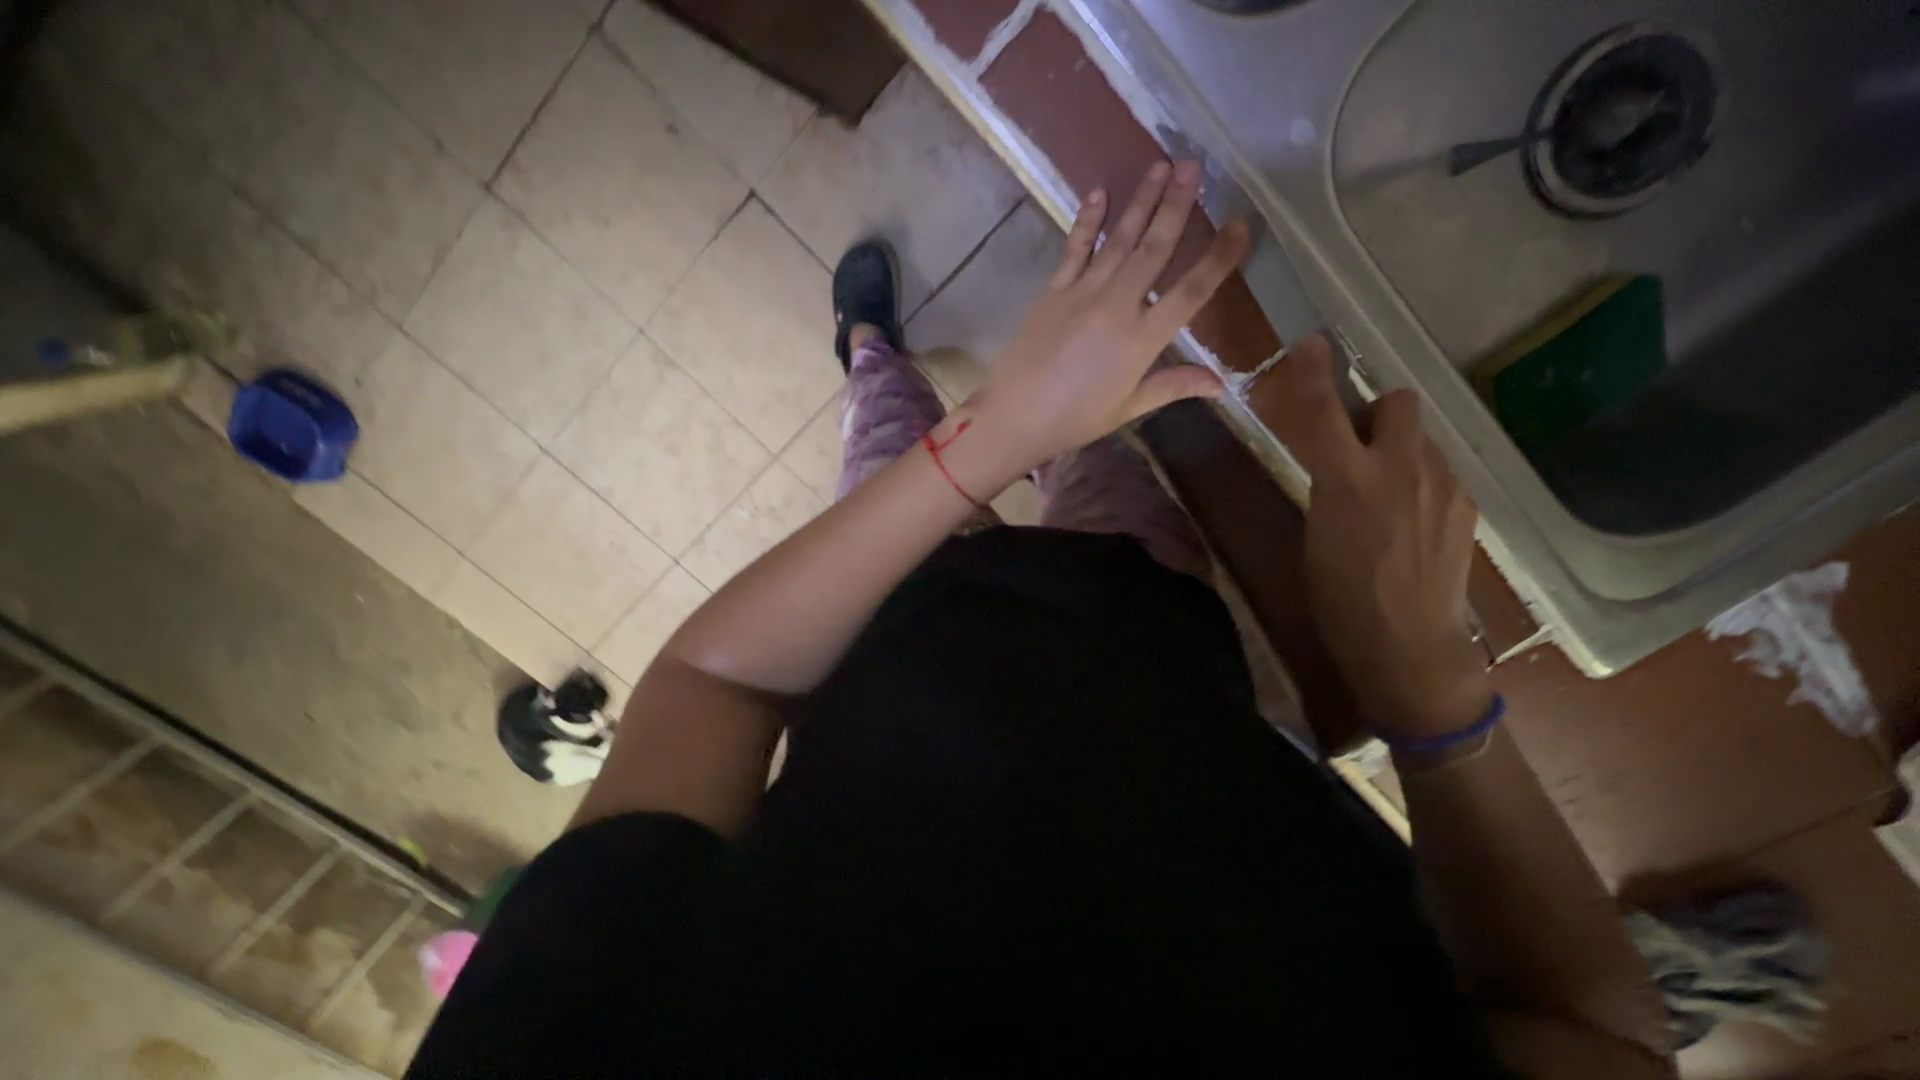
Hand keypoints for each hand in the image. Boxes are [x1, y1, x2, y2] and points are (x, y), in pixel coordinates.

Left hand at [946, 161, 1248, 488]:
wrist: (1014, 416)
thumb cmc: (1075, 418)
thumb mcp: (1128, 407)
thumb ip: (1173, 385)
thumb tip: (1220, 383)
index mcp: (1143, 339)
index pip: (1192, 291)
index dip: (1220, 257)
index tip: (1241, 225)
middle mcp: (1118, 306)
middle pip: (1155, 249)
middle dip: (1177, 205)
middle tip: (1193, 166)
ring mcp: (1083, 293)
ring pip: (1120, 240)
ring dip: (1140, 201)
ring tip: (1160, 165)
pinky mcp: (1054, 291)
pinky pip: (1075, 249)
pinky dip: (1088, 221)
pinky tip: (1099, 193)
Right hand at [1254, 335, 1491, 738]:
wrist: (1409, 646)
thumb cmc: (1340, 599)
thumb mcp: (1315, 536)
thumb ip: (1326, 485)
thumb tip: (1333, 457)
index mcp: (1346, 481)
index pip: (1326, 411)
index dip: (1313, 373)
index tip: (1310, 343)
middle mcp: (1400, 469)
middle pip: (1397, 401)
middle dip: (1376, 413)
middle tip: (1358, 448)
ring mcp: (1442, 485)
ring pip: (1419, 439)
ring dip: (1398, 450)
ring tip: (1386, 498)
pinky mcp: (1467, 505)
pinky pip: (1438, 472)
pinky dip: (1420, 482)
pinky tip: (1412, 524)